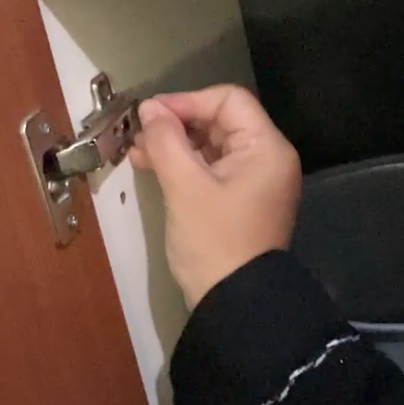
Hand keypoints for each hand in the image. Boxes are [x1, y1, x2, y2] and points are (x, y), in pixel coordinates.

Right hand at [129, 85, 301, 307]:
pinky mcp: (238, 199)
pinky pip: (210, 168)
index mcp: (266, 148)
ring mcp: (253, 180)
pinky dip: (182, 164)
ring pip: (210, 144)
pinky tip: (150, 167)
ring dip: (174, 144)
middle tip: (138, 134)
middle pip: (219, 120)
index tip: (150, 114)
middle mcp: (266, 158)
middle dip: (176, 124)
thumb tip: (149, 107)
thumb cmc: (213, 240)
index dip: (187, 101)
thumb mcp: (184, 185)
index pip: (228, 100)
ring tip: (137, 152)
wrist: (233, 304)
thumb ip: (165, 140)